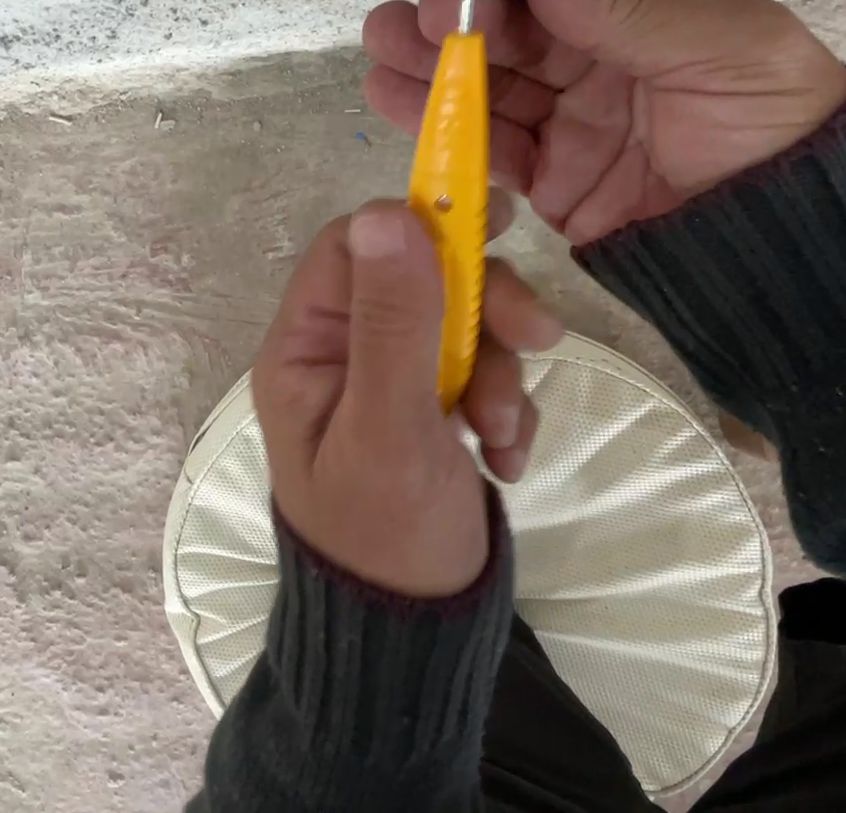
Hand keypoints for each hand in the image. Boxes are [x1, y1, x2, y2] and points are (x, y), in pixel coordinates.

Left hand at [252, 198, 562, 597]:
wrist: (416, 631)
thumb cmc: (386, 536)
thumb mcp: (390, 429)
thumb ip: (393, 324)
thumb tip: (389, 215)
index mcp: (307, 347)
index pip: (354, 247)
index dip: (419, 226)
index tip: (494, 224)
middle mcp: (342, 352)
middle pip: (421, 278)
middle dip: (484, 308)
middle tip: (539, 336)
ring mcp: (390, 378)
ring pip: (462, 325)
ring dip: (502, 373)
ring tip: (504, 437)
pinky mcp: (433, 406)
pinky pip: (482, 373)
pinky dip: (507, 408)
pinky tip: (506, 459)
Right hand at [362, 0, 845, 245]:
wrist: (778, 249)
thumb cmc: (771, 131)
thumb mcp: (722, 51)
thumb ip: (626, 2)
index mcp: (640, 15)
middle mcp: (591, 62)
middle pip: (511, 30)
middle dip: (457, 16)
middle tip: (413, 17)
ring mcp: (563, 123)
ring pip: (484, 85)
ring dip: (430, 65)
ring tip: (381, 48)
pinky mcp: (543, 180)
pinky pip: (484, 148)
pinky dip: (438, 125)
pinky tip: (391, 98)